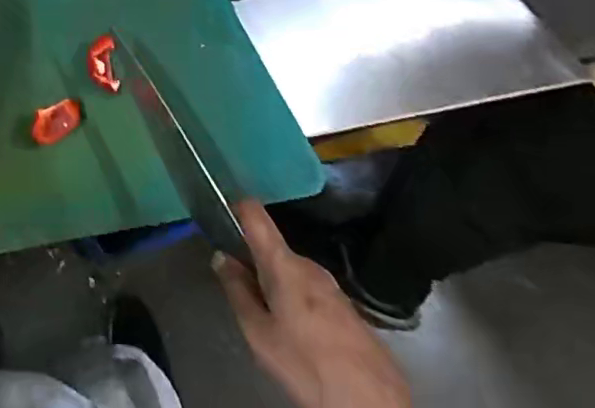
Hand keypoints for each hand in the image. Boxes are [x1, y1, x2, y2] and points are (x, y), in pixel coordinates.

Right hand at [213, 199, 411, 407]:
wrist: (376, 407)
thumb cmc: (308, 366)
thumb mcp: (259, 334)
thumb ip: (237, 291)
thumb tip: (221, 257)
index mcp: (284, 264)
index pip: (255, 215)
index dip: (234, 207)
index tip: (218, 216)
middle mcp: (310, 266)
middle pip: (272, 250)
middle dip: (252, 263)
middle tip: (239, 292)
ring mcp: (333, 287)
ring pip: (291, 273)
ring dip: (274, 285)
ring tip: (266, 319)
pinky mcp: (348, 310)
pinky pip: (310, 292)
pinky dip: (296, 301)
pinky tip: (297, 336)